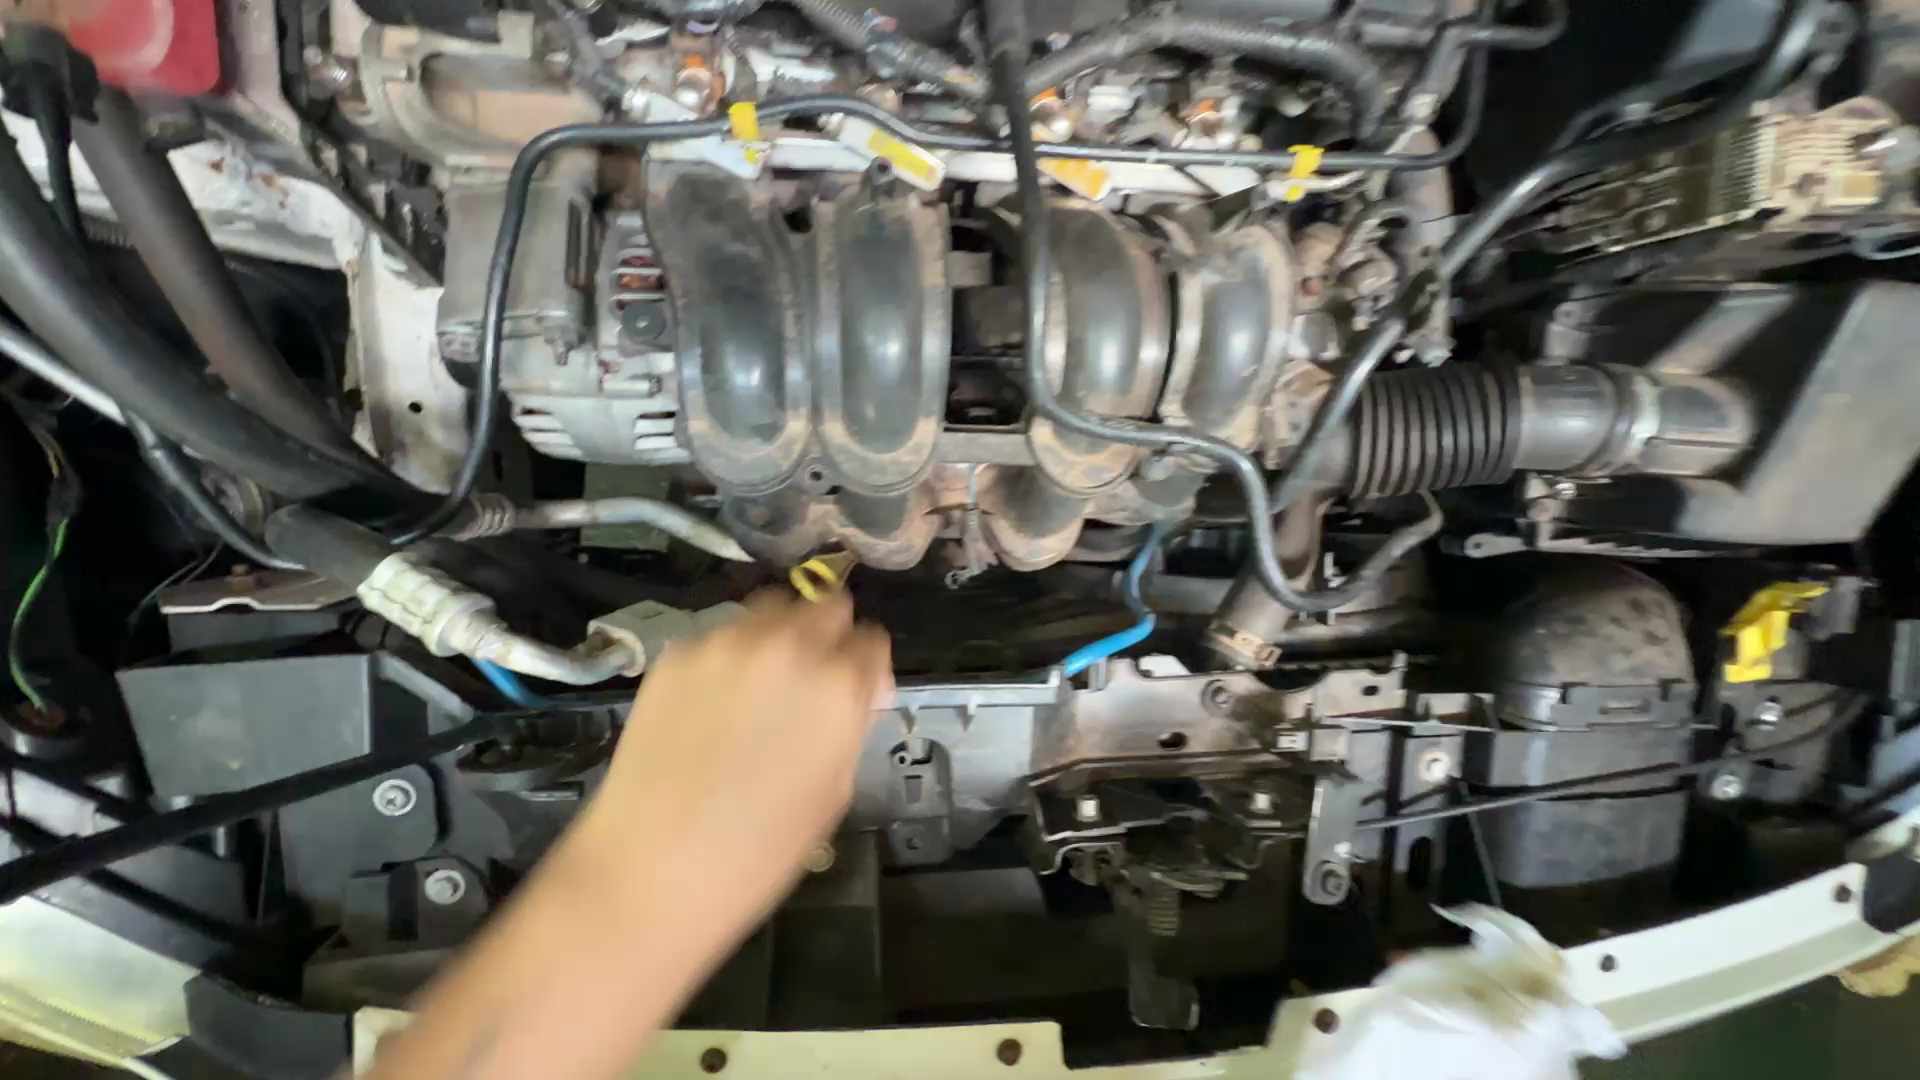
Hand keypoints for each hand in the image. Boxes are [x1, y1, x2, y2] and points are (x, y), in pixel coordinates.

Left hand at [565, 591, 890, 928]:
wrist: (651, 870)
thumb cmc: (760, 851)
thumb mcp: (835, 790)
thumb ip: (851, 723)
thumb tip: (860, 690)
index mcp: (839, 686)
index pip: (873, 640)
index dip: (867, 665)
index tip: (857, 687)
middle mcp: (790, 648)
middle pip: (828, 605)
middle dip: (829, 636)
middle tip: (812, 678)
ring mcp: (729, 643)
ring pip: (773, 609)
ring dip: (781, 634)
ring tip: (762, 681)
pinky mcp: (679, 652)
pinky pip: (722, 636)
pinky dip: (731, 656)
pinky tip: (713, 702)